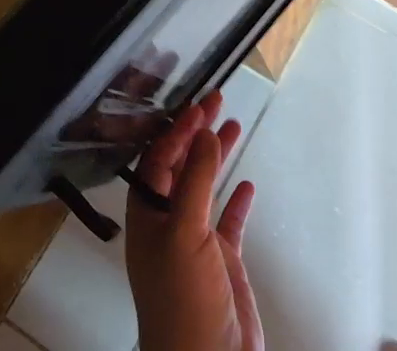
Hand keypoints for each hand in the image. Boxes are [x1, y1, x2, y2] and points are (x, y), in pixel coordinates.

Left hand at [125, 92, 261, 350]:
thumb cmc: (183, 296)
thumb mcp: (183, 233)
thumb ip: (194, 181)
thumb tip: (204, 133)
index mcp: (147, 217)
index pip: (158, 160)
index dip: (177, 130)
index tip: (200, 104)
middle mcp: (167, 224)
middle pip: (181, 167)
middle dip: (197, 134)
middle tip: (218, 101)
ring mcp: (195, 242)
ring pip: (205, 187)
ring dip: (217, 157)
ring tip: (235, 126)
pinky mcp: (221, 260)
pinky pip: (228, 220)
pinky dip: (237, 200)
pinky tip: (249, 184)